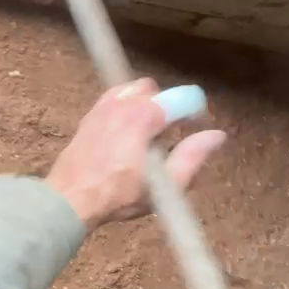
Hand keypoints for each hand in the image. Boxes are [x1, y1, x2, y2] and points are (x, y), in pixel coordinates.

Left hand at [44, 78, 225, 228]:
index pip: (182, 97)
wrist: (71, 198)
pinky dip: (126, 106)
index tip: (196, 128)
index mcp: (144, 117)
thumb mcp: (165, 184)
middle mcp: (122, 104)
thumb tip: (217, 135)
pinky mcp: (90, 115)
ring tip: (148, 133)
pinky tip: (128, 130)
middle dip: (167, 106)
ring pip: (132, 90)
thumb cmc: (118, 195)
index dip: (194, 111)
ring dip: (146, 104)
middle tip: (170, 134)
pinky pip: (114, 98)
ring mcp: (103, 106)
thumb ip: (193, 156)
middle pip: (156, 90)